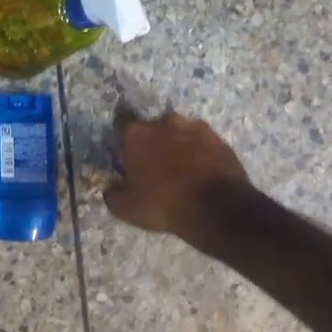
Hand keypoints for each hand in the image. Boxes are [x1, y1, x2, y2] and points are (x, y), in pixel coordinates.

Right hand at [104, 106, 252, 242]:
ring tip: (182, 170)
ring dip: (177, 145)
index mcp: (136, 134)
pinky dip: (200, 152)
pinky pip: (202, 142)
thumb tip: (113, 187)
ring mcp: (194, 127)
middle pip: (152, 127)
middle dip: (152, 142)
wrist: (217, 209)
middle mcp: (163, 122)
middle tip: (155, 166)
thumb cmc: (163, 204)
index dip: (123, 138)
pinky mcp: (218, 138)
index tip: (126, 154)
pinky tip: (202, 172)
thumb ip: (113, 193)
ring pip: (179, 132)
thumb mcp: (125, 208)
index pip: (122, 122)